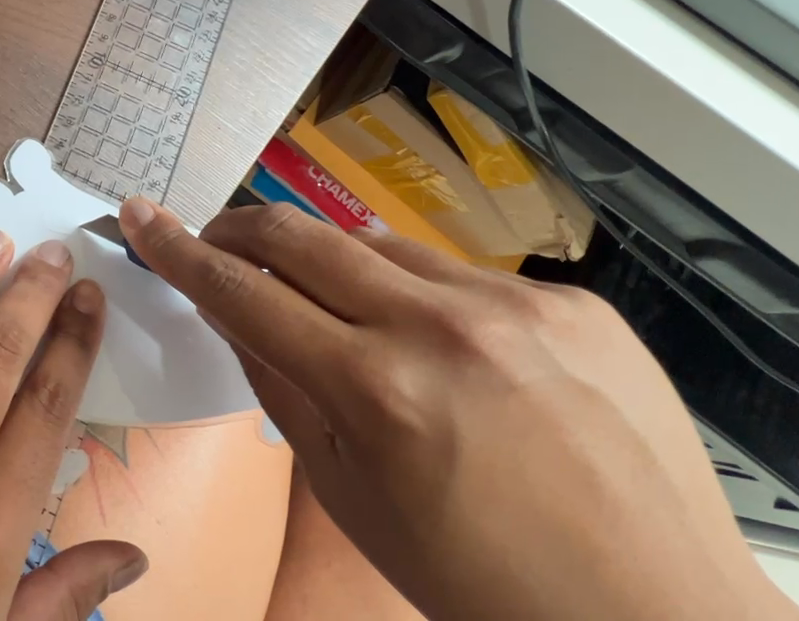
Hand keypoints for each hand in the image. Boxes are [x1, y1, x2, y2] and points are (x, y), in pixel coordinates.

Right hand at [119, 198, 798, 620]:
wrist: (656, 616)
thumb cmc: (470, 575)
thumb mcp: (344, 490)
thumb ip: (277, 384)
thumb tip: (230, 310)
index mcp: (375, 390)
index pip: (243, 292)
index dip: (180, 251)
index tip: (142, 216)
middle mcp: (440, 326)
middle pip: (300, 235)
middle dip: (239, 228)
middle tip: (216, 241)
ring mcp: (514, 304)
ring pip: (375, 242)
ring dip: (330, 262)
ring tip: (337, 308)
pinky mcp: (568, 300)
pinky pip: (456, 271)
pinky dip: (417, 293)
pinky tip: (442, 344)